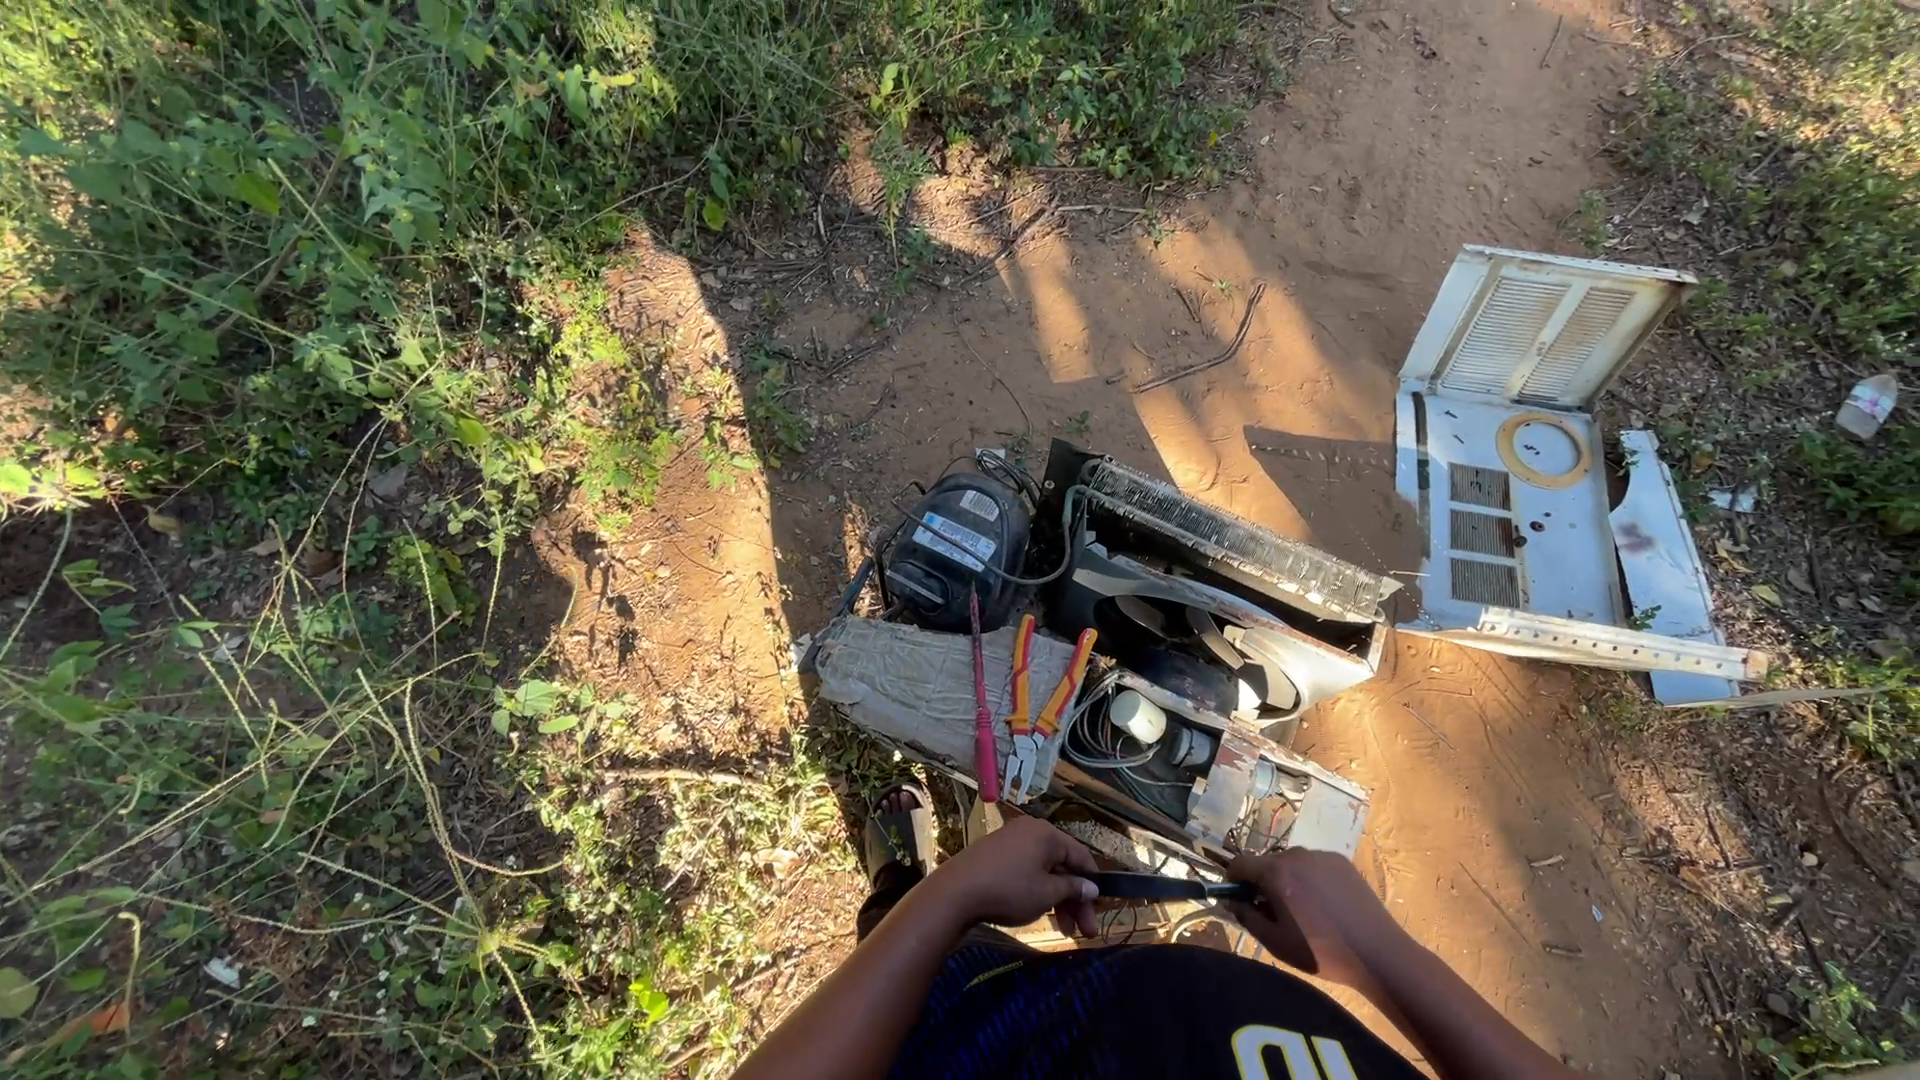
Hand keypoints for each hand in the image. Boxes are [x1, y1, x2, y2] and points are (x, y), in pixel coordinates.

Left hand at [919, 817, 1099, 935]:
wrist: (957, 891)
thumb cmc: (1009, 889)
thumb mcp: (1046, 893)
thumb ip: (1072, 888)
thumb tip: (1092, 887)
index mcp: (1047, 833)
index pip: (1081, 856)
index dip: (1093, 883)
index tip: (1099, 911)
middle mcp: (1031, 830)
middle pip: (1063, 864)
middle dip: (1076, 898)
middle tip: (1084, 932)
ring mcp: (1012, 840)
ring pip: (1045, 870)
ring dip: (1058, 898)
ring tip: (1064, 930)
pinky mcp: (997, 853)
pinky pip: (1028, 869)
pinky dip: (1039, 890)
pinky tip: (1041, 912)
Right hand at [1224, 847, 1407, 989]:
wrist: (1379, 954)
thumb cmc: (1322, 951)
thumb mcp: (1276, 942)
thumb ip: (1246, 917)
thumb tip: (1229, 900)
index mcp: (1276, 872)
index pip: (1240, 863)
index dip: (1233, 880)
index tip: (1239, 898)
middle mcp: (1296, 854)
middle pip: (1266, 863)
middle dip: (1264, 883)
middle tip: (1276, 912)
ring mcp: (1321, 855)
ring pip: (1291, 863)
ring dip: (1288, 880)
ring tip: (1305, 911)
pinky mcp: (1342, 861)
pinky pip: (1314, 865)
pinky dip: (1311, 879)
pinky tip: (1326, 905)